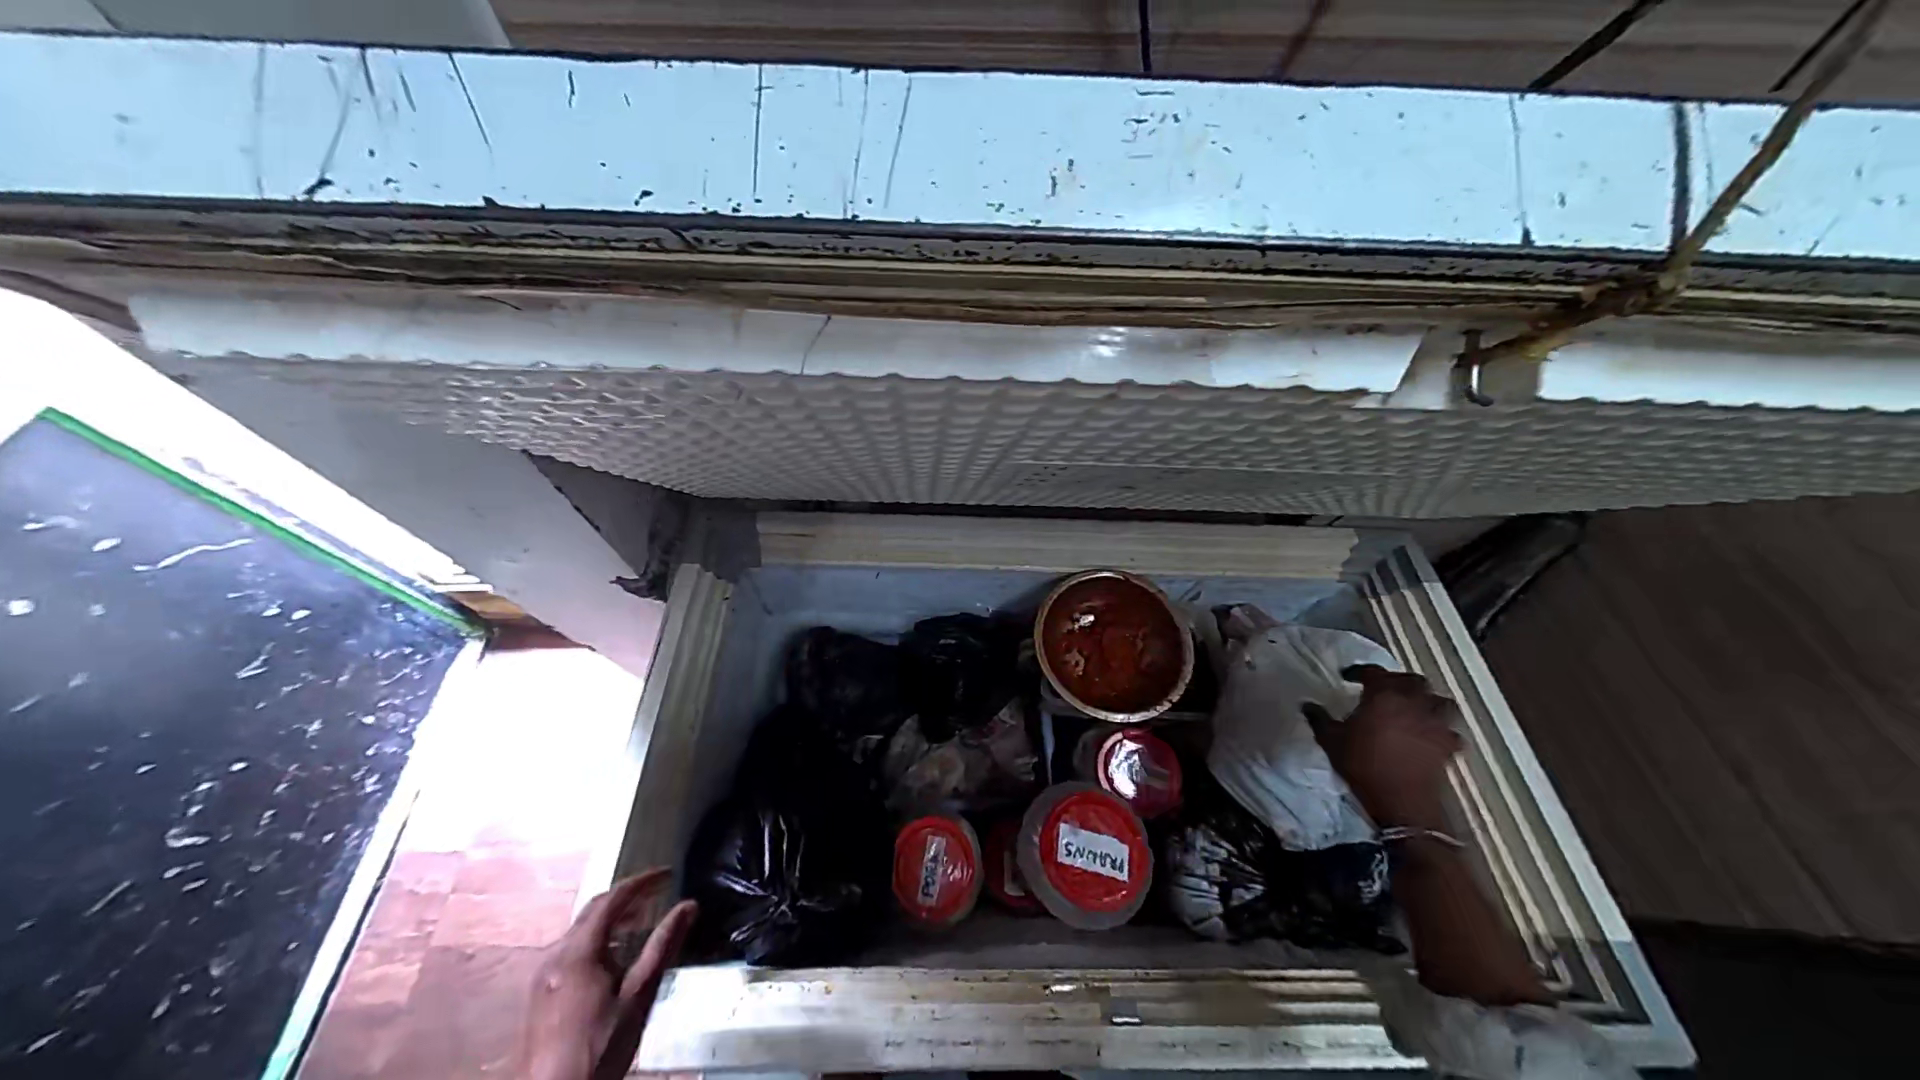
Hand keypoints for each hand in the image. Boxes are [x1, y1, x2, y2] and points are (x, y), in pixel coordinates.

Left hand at [521, 870, 697, 1079]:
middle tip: (658, 893)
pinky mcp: (541, 994)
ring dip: (613, 917)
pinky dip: (599, 938)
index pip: (612, 899)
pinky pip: (573, 949)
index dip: (642, 882)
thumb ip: (663, 946)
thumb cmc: (601, 1049)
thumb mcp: (639, 996)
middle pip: (593, 910)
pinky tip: (616, 955)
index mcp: (578, 953)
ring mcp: (543, 976)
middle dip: (627, 896)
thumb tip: (689, 906)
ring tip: (643, 919)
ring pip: (582, 930)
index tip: (669, 874)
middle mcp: (555, 957)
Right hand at [1316, 665, 1463, 831]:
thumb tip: (1307, 705)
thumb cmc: (1362, 764)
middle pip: (1413, 680)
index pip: (1374, 672)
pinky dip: (1442, 730)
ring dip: (1429, 701)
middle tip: (1384, 689)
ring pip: (1441, 701)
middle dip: (1398, 681)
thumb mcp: (1330, 740)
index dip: (1359, 671)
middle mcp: (1413, 703)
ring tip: (1415, 708)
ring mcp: (1435, 724)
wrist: (1400, 801)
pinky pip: (1450, 731)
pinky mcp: (1448, 746)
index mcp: (1383, 695)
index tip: (1348, 677)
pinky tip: (1430, 736)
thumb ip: (1319, 718)